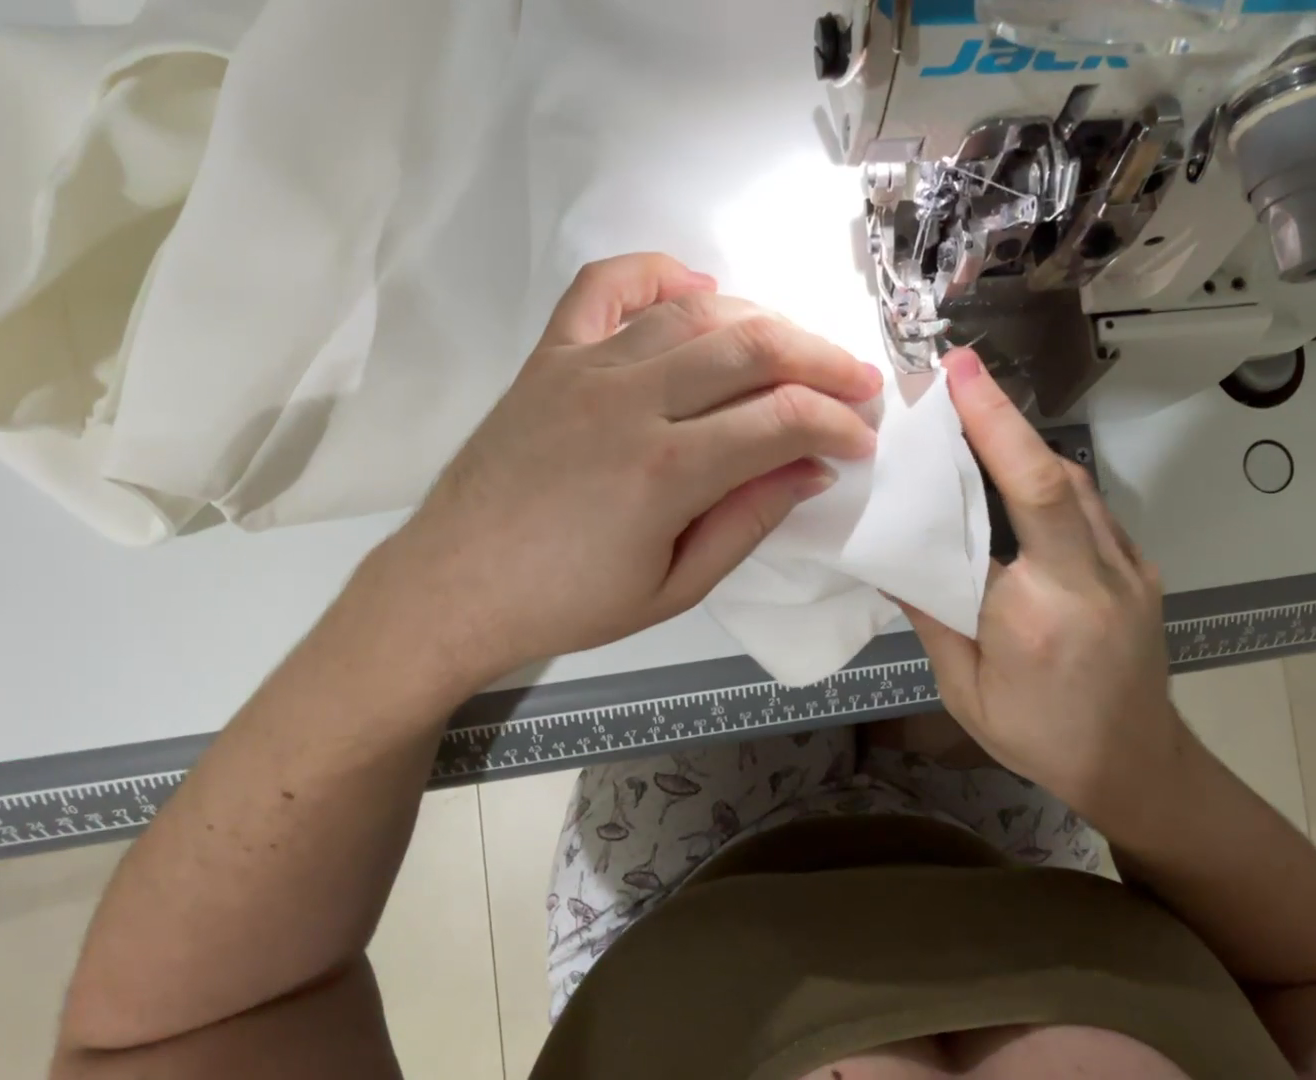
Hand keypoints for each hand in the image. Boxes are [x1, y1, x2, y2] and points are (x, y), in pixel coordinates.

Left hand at [371, 253, 880, 685]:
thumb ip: (749, 522)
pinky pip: (608, 286)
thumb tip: (813, 468)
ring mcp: (584, 368)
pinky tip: (698, 290)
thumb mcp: (676, 588)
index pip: (782, 419)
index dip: (838, 423)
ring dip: (762, 322)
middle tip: (857, 384)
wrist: (454, 587)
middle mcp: (630, 401)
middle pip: (752, 347)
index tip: (861, 440)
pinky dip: (660, 275)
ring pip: (695, 313)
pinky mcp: (549, 356)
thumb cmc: (570, 603)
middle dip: (822, 360)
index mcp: (667, 471)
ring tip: (795, 351)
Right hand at [897, 348, 1179, 816]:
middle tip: (961, 368)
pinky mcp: (1138, 567)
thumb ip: (934, 620)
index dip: (959, 462)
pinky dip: (1050, 477)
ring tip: (979, 410)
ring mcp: (1124, 569)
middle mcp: (1087, 581)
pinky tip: (1019, 471)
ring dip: (1025, 442)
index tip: (942, 397)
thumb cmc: (1041, 739)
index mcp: (1033, 619)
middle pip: (1047, 480)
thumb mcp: (967, 694)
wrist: (1137, 763)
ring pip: (1073, 483)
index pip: (980, 530)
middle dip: (1001, 416)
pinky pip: (1090, 507)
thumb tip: (895, 556)